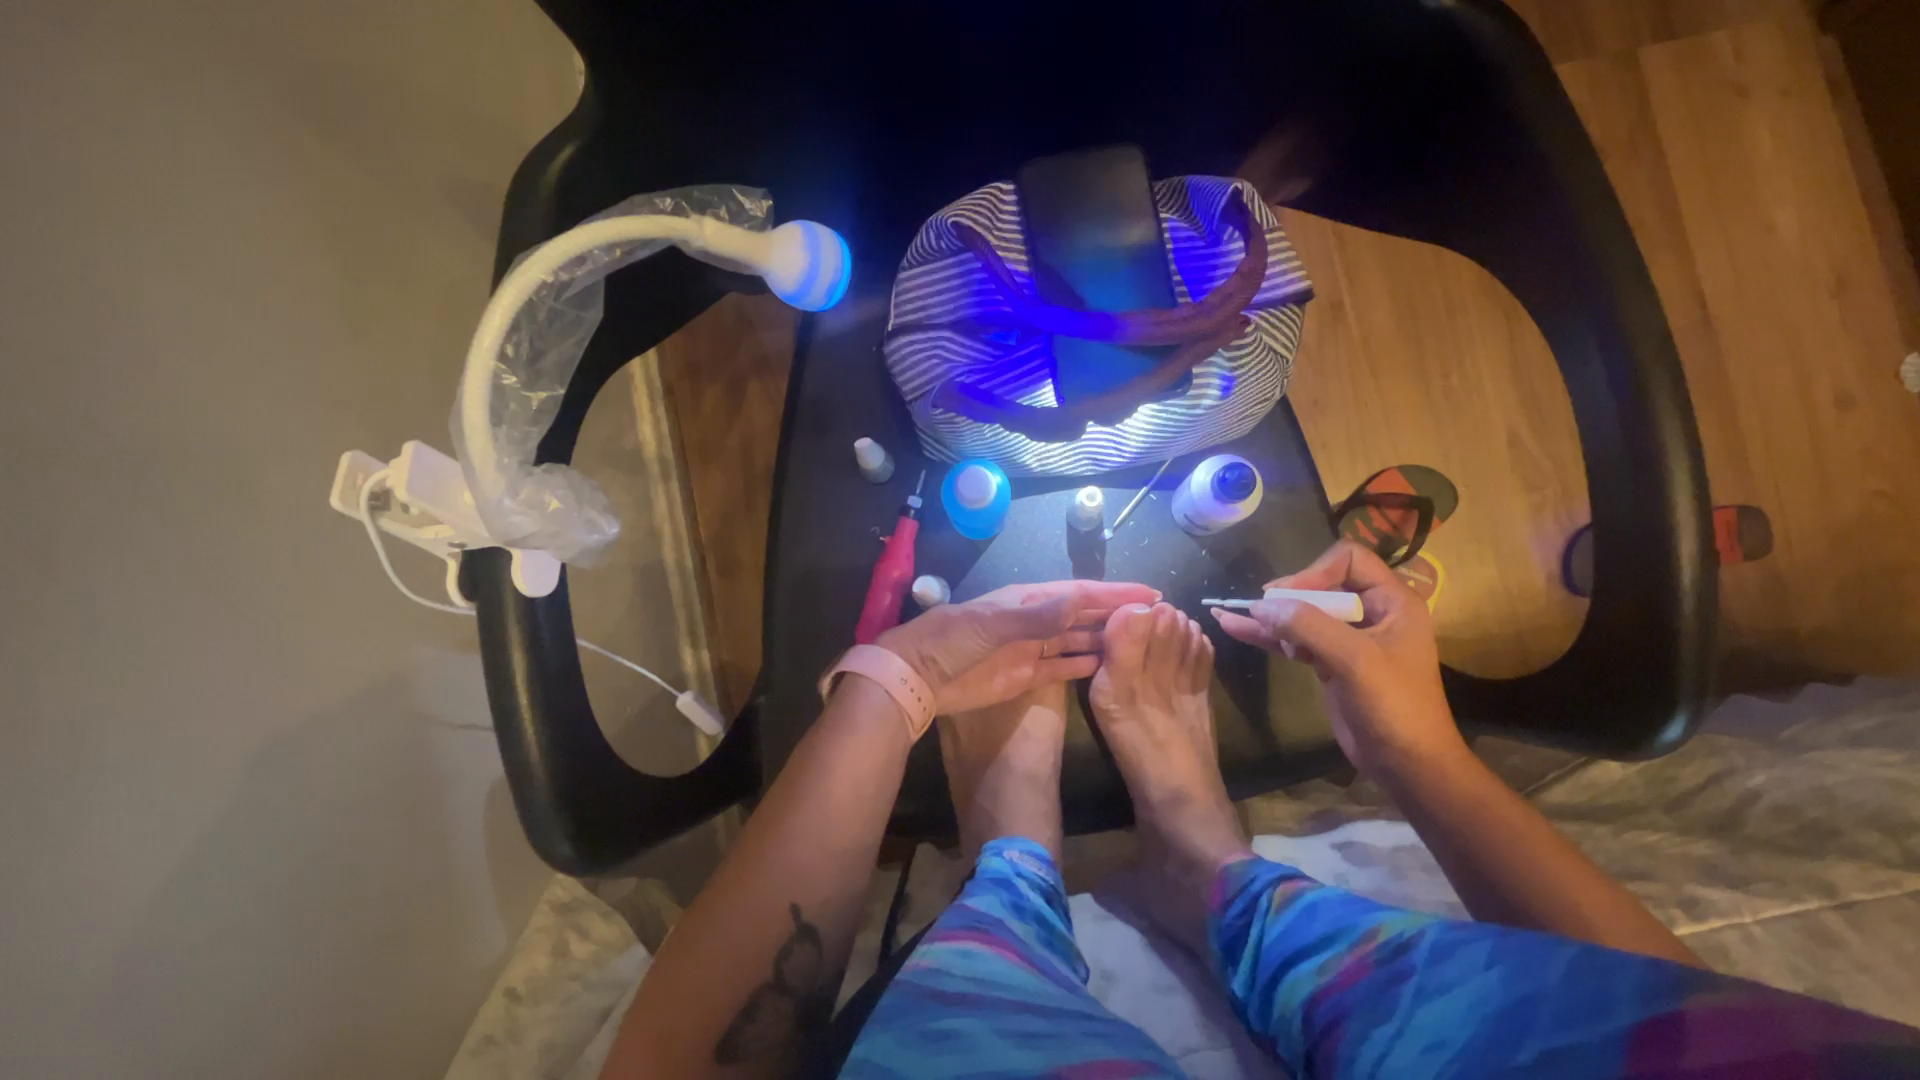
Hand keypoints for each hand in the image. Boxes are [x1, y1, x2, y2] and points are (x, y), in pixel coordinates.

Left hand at [877, 581, 1159, 713]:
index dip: (1112, 592)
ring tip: (1140, 640)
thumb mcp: (991, 624)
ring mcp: (1030, 649)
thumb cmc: (951, 641)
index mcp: (1026, 600)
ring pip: (1075, 640)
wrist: (916, 677)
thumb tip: (1077, 601)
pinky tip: (1106, 665)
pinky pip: (1061, 668)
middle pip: (1082, 614)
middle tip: (1156, 616)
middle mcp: (1033, 620)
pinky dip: (1083, 665)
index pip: (1078, 592)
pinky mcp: (1024, 677)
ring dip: (1103, 638)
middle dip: (1114, 613)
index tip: (1149, 593)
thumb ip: (1035, 616)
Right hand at [1210, 541, 1465, 777]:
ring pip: (1303, 613)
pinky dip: (1268, 635)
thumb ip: (1308, 626)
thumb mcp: (1353, 660)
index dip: (1315, 572)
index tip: (1290, 598)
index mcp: (1392, 602)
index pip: (1349, 560)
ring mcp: (1349, 639)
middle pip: (1321, 584)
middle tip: (1261, 611)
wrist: (1407, 764)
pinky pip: (1295, 638)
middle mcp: (1372, 613)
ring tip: (1231, 612)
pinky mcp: (1331, 662)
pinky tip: (1235, 628)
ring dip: (1271, 615)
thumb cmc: (1394, 706)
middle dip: (1289, 597)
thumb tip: (1260, 605)